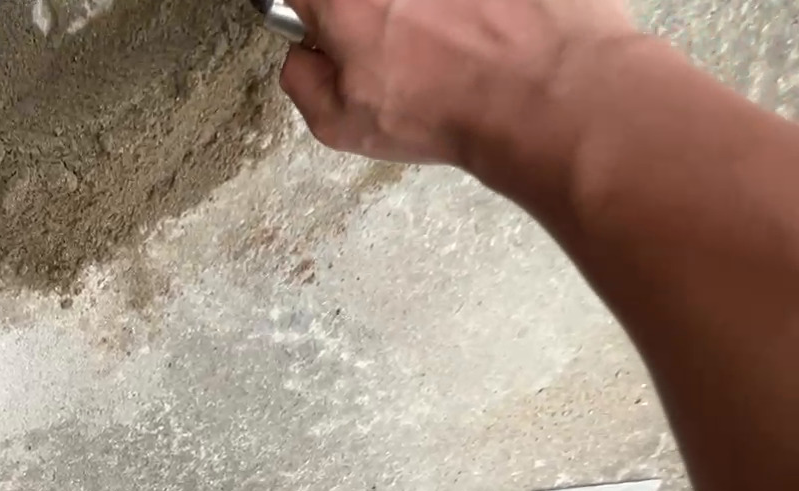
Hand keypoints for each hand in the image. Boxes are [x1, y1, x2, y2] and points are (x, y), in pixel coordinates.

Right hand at [279, 0, 636, 166]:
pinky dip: (468, 9)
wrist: (543, 90)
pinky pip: (465, 0)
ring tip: (444, 38)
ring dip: (421, 12)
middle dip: (366, 14)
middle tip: (388, 44)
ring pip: (415, 0)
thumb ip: (300, 80)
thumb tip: (303, 53)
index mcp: (345, 3)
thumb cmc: (438, 110)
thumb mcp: (337, 124)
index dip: (308, 14)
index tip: (322, 32)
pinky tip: (481, 26)